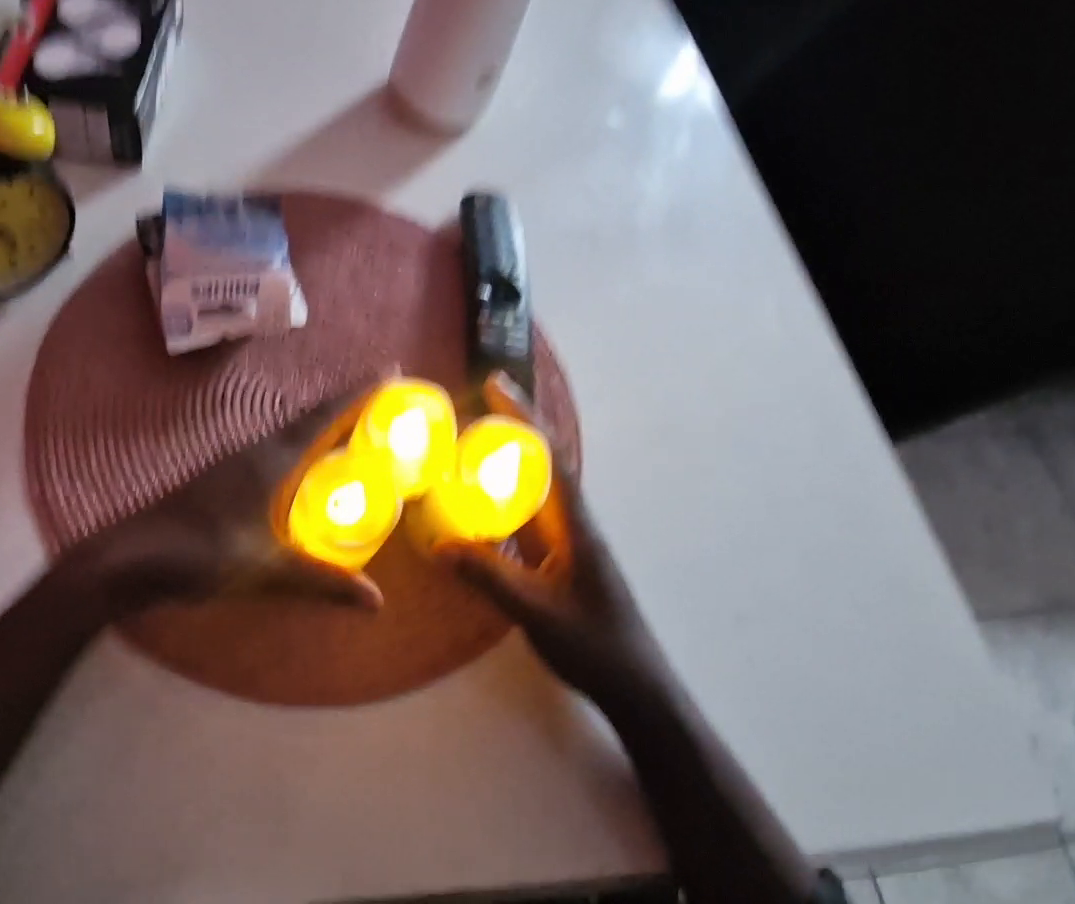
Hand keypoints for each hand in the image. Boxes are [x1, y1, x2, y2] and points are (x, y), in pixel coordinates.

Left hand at [71, 382, 388, 616]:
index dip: (358, 394)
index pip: (324, 417)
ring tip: (353, 434)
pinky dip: (299, 451)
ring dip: (321, 428)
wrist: (133, 555)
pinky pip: (273, 453)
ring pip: (289, 435)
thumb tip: (376, 600)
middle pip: (309, 419)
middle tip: (383, 406)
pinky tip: (304, 472)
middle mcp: (254, 451)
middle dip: (346, 408)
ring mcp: (234, 463)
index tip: (389, 370)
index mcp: (271, 460)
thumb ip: (322, 582)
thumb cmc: (202, 554)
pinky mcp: (221, 480)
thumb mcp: (268, 571)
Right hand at [436, 373, 668, 702]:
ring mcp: (565, 543)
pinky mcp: (556, 561)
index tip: (495, 386)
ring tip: (469, 436)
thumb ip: (490, 578)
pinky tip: (474, 498)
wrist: (636, 688)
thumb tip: (437, 543)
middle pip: (542, 462)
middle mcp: (571, 525)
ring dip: (506, 458)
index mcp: (576, 527)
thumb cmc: (596, 647)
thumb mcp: (538, 613)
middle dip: (514, 426)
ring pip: (533, 487)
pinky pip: (523, 516)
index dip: (523, 421)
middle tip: (476, 399)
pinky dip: (499, 496)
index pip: (549, 459)